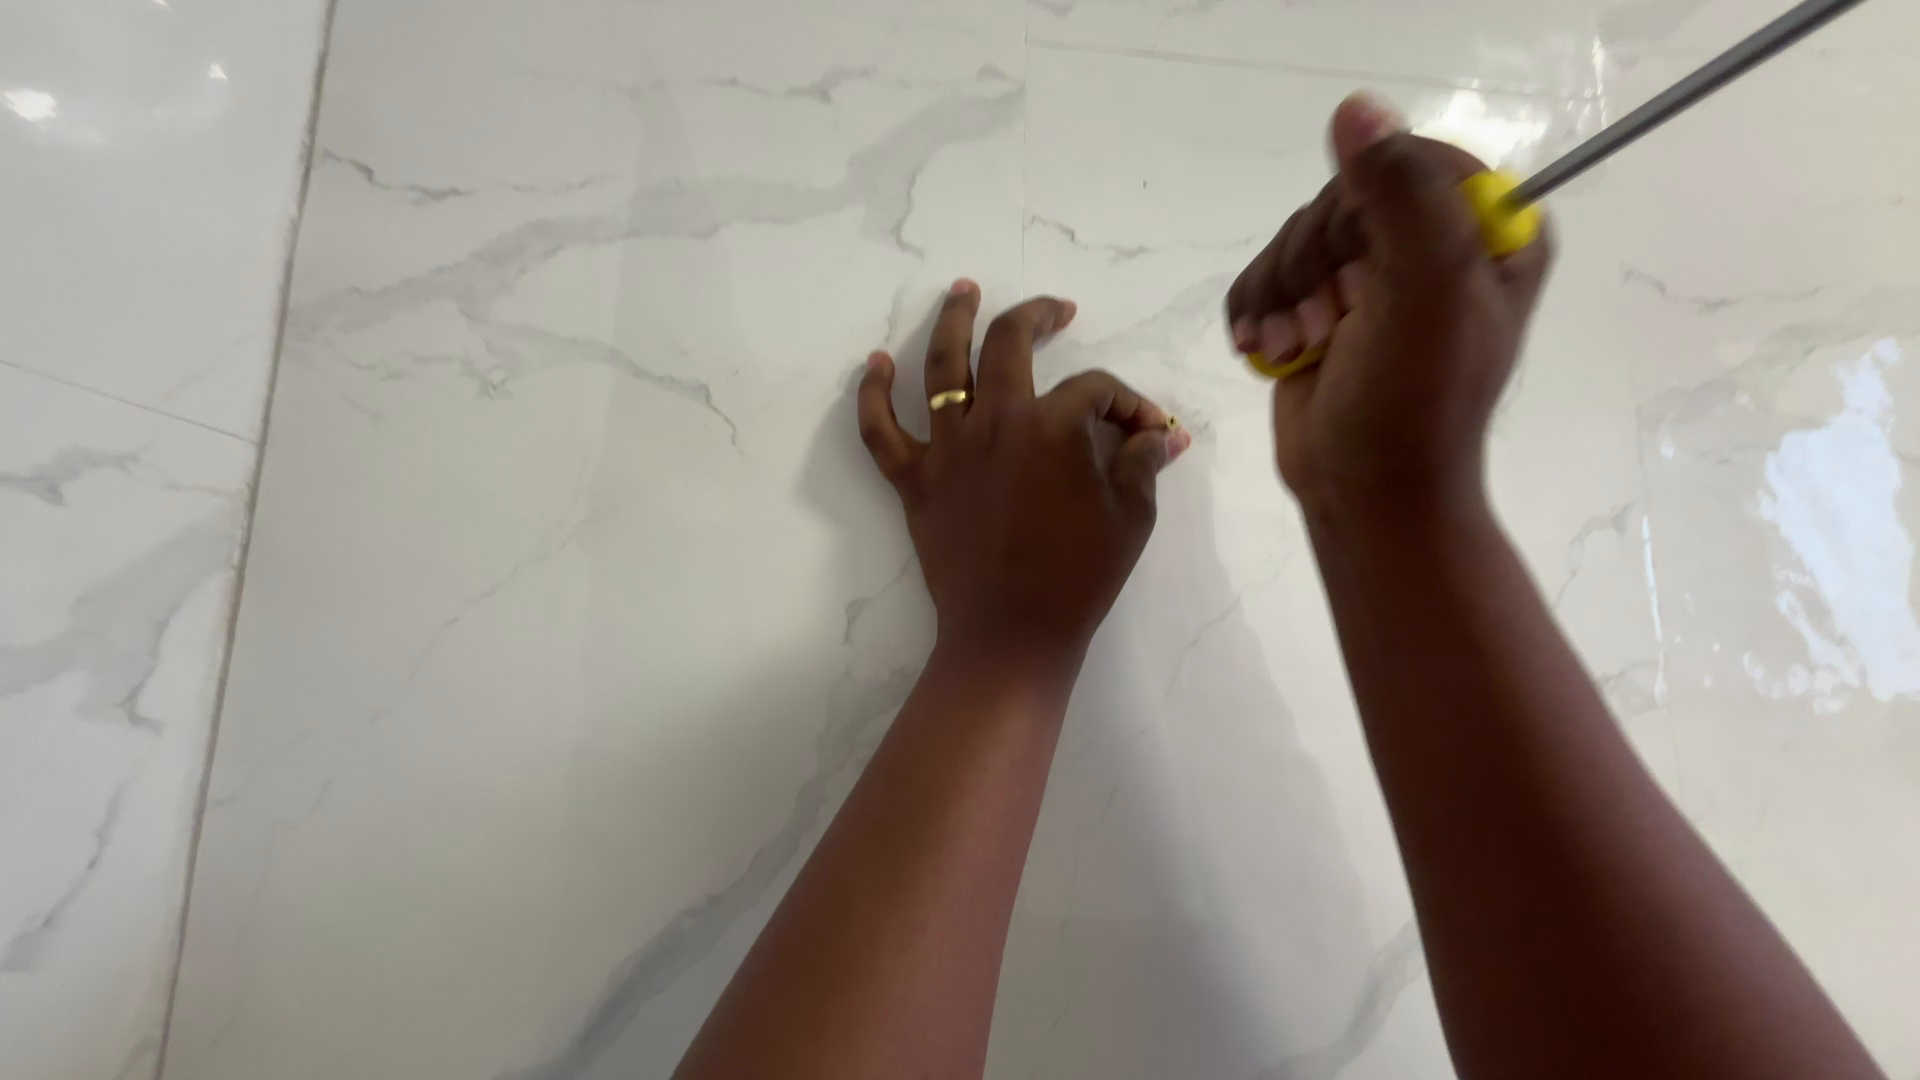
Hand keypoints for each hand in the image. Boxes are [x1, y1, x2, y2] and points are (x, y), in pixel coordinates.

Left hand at [858, 281, 1190, 660]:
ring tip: (963, 289)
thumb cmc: (1078, 578)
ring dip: (952, 319)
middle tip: (1056, 311)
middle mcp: (994, 422)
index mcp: (1053, 427)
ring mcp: (946, 449)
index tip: (1145, 431)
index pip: (1095, 390)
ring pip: (940, 366)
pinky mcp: (914, 481)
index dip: (1128, 404)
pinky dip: (871, 394)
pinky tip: (874, 363)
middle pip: (1008, 344)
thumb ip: (1142, 463)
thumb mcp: (1130, 517)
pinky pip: (879, 431)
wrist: (1012, 632)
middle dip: (1037, 316)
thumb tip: (1162, 433)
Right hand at [1225, 92, 1553, 510]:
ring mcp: (1364, 282)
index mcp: (1483, 231)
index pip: (1405, 162)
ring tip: (1293, 351)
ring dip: (1276, 300)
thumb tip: (1353, 110)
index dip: (1361, 210)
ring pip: (1290, 241)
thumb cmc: (1410, 405)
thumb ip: (1400, 195)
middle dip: (1310, 269)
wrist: (1362, 492)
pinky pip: (1262, 280)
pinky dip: (1251, 315)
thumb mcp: (1424, 294)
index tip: (1360, 275)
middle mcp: (1426, 247)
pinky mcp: (1314, 314)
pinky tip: (1261, 351)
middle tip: (1323, 328)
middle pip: (1336, 201)